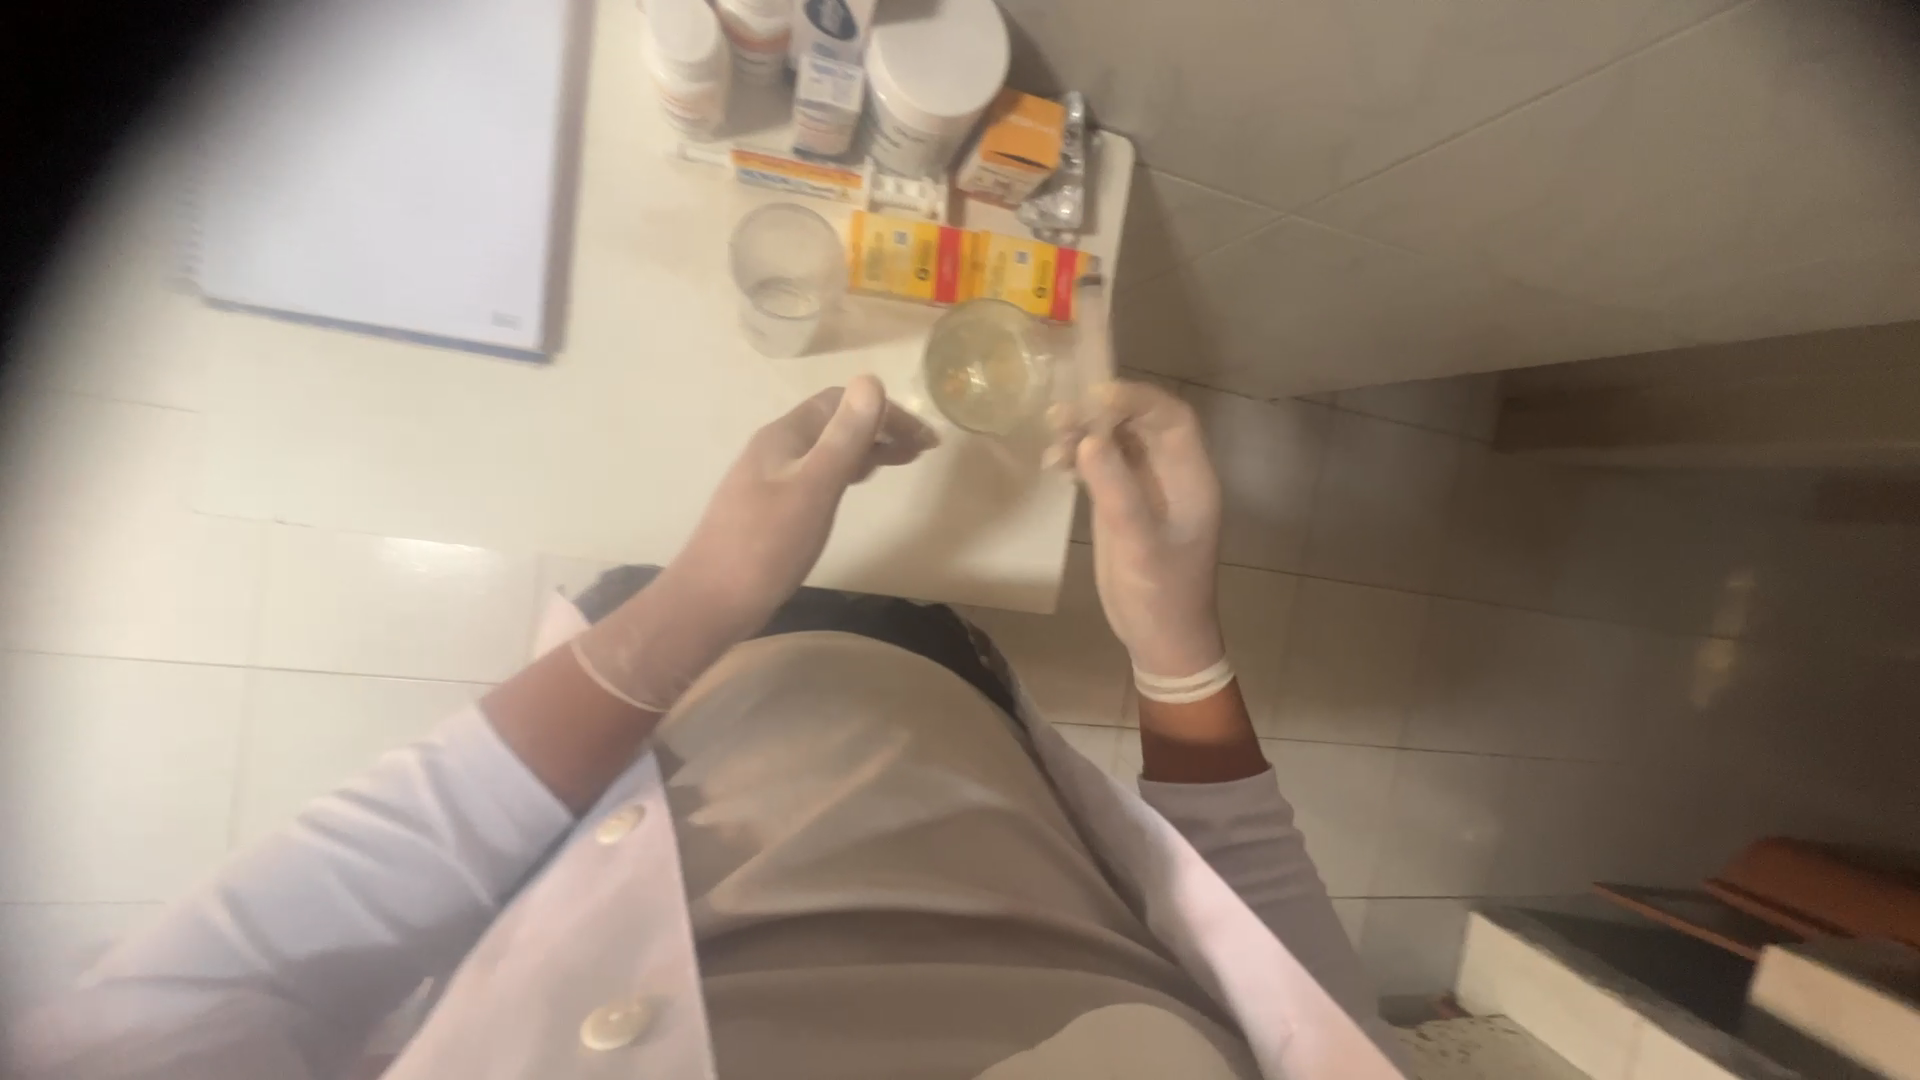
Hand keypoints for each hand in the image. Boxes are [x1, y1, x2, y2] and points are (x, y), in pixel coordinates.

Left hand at [672, 374, 935, 625]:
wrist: (710, 601)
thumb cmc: (765, 546)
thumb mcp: (813, 489)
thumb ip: (843, 438)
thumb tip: (873, 381)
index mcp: (785, 437)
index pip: (842, 402)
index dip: (886, 412)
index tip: (924, 439)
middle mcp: (777, 449)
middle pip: (834, 422)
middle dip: (880, 428)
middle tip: (922, 451)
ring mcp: (771, 477)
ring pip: (827, 448)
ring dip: (866, 448)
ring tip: (902, 462)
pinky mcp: (772, 506)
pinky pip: (818, 473)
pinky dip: (847, 470)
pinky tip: (857, 484)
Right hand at [1066, 381, 1224, 679]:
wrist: (1161, 638)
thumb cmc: (1161, 593)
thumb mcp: (1138, 543)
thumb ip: (1116, 490)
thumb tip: (1088, 439)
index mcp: (1190, 479)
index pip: (1171, 419)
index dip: (1137, 399)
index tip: (1094, 396)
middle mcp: (1170, 476)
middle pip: (1139, 425)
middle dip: (1101, 414)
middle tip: (1059, 414)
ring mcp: (1145, 490)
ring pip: (1117, 444)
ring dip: (1084, 435)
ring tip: (1050, 439)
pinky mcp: (1121, 505)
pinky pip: (1102, 467)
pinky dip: (1079, 459)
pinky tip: (1054, 463)